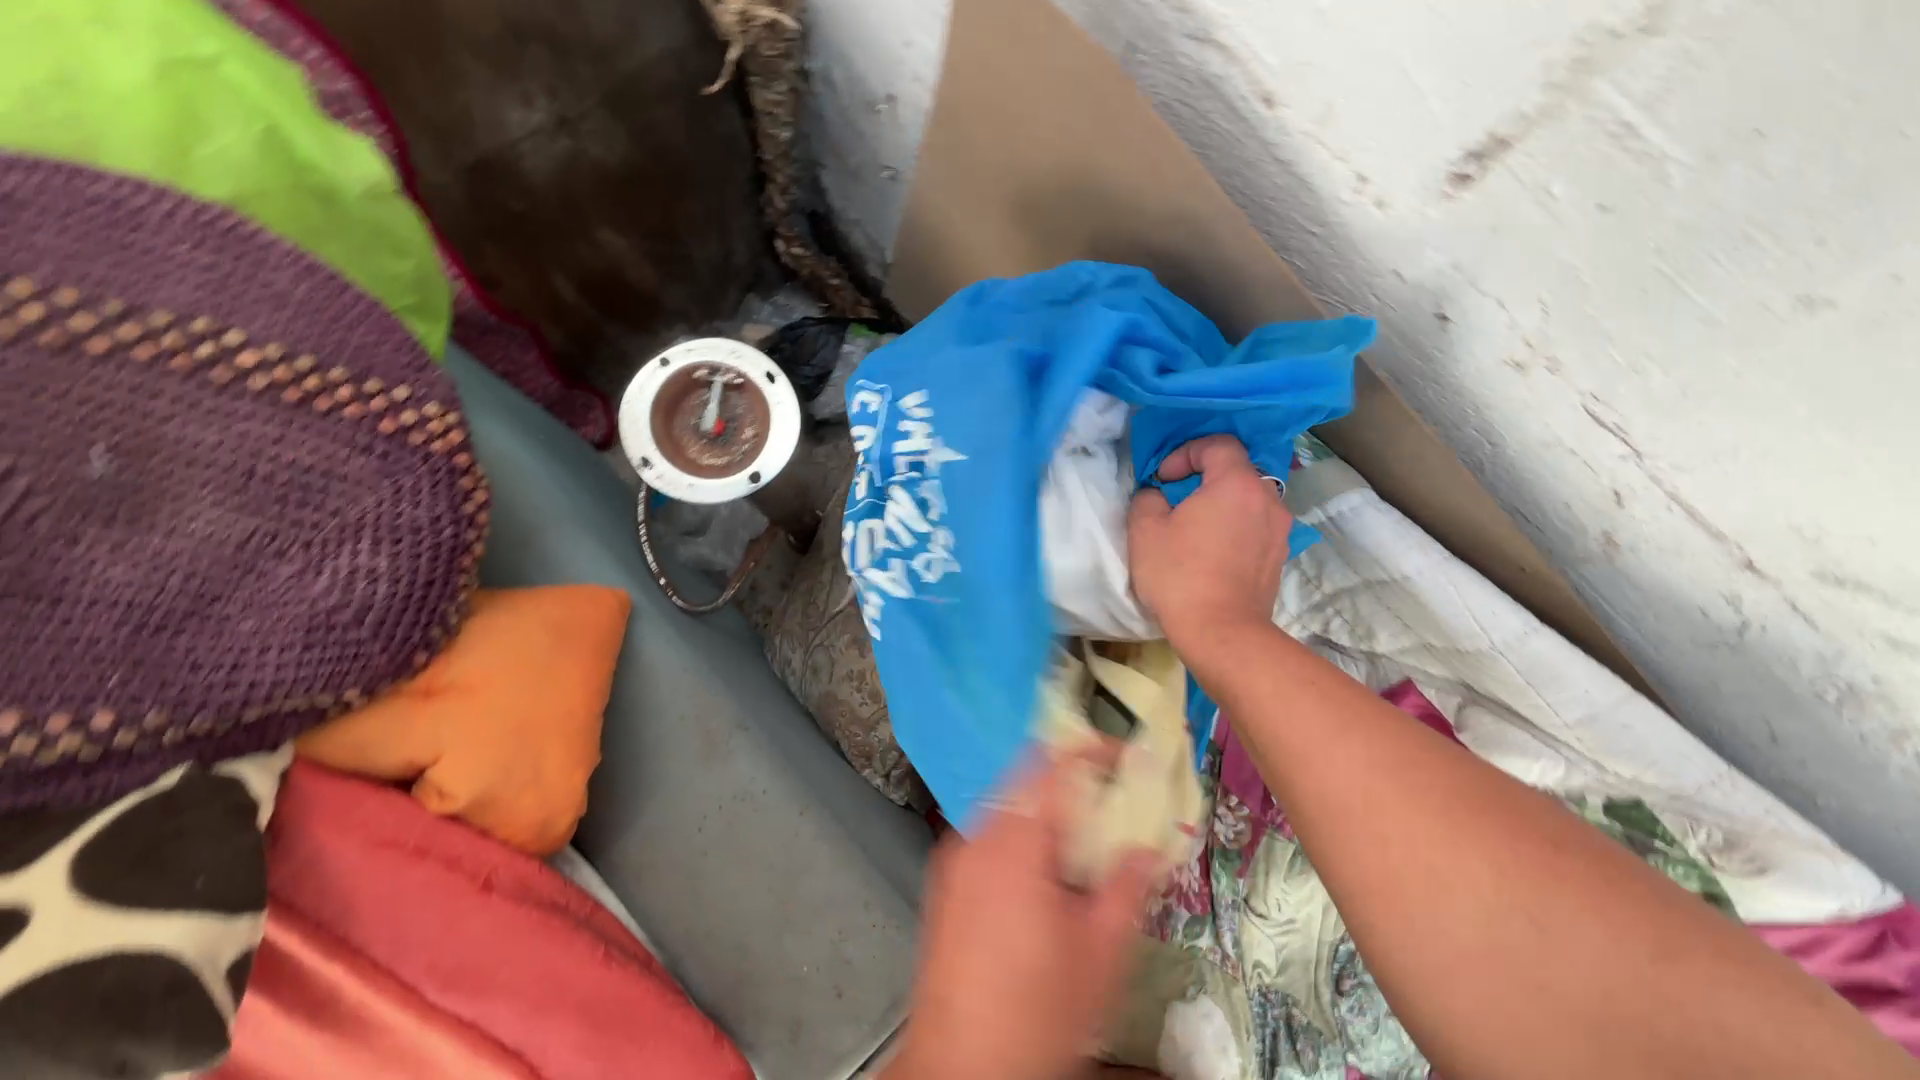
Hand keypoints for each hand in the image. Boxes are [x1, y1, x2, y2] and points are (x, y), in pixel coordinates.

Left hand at [886, 753, 1161, 1079]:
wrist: (959, 1068)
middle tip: (1114, 817)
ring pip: (1007, 811)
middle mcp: (976, 838)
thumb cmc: (1035, 1013)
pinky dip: (1020, 843)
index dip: (1093, 749)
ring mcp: (954, 862)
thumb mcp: (1100, 953)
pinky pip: (988, 841)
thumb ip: (1127, 887)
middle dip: (1075, 791)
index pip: (1053, 762)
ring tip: (1085, 858)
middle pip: (1028, 783)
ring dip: (1048, 819)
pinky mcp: (944, 887)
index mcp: (1016, 842)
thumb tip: (1146, 849)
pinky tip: (1044, 887)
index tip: (1126, 758)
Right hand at [1127, 435, 1291, 649]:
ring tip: (1195, 527)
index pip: (1218, 445)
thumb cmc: (1180, 575)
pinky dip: (1235, 527)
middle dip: (1205, 477)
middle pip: (1238, 471)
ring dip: (1222, 504)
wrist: (1221, 632)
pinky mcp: (1279, 557)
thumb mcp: (1144, 530)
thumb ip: (1148, 498)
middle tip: (1178, 499)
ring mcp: (1279, 530)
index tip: (1164, 479)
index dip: (1186, 452)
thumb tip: (1158, 496)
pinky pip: (1256, 526)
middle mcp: (1268, 499)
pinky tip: (1212, 552)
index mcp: (1237, 483)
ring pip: (1249, 500)